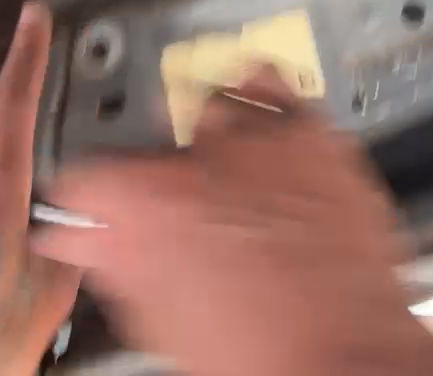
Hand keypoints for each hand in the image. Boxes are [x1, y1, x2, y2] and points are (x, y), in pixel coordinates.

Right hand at [31, 69, 432, 375]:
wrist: (347, 349)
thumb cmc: (261, 348)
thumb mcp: (163, 318)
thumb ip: (120, 260)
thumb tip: (88, 235)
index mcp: (156, 202)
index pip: (87, 174)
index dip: (86, 198)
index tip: (92, 208)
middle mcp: (208, 153)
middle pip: (158, 136)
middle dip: (162, 172)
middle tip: (182, 210)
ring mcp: (265, 135)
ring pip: (216, 105)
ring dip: (215, 138)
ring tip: (233, 178)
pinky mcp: (313, 128)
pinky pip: (273, 84)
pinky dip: (261, 102)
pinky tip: (262, 132)